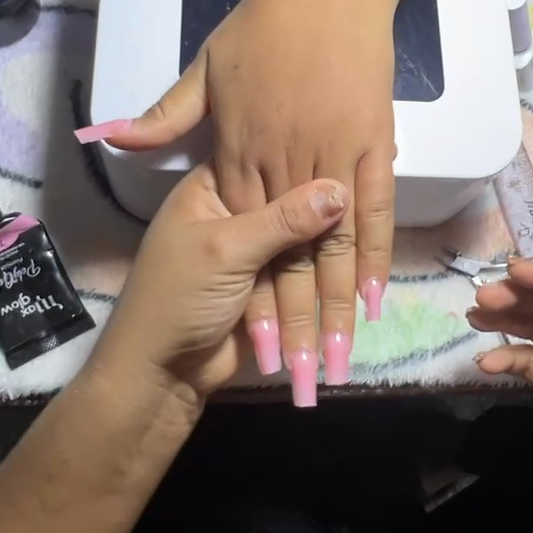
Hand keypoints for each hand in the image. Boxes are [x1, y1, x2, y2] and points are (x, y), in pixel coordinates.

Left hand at [91, 163, 348, 407]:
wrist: (161, 372)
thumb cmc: (179, 297)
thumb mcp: (228, 250)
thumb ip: (284, 219)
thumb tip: (341, 189)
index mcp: (214, 187)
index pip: (270, 160)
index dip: (311, 161)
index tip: (355, 159)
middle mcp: (236, 210)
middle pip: (293, 204)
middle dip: (328, 215)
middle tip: (371, 209)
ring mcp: (253, 249)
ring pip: (303, 244)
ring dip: (331, 259)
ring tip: (367, 254)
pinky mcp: (269, 285)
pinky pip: (305, 276)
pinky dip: (326, 284)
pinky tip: (360, 280)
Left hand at [104, 0, 399, 400]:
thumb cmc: (261, 29)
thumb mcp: (205, 71)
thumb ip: (167, 115)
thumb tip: (113, 138)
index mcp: (238, 155)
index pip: (242, 244)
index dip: (253, 298)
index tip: (250, 352)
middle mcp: (281, 166)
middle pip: (288, 259)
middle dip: (297, 326)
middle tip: (302, 380)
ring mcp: (328, 156)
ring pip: (328, 250)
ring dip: (335, 310)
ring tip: (339, 362)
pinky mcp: (368, 146)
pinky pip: (372, 212)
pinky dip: (371, 256)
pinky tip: (374, 298)